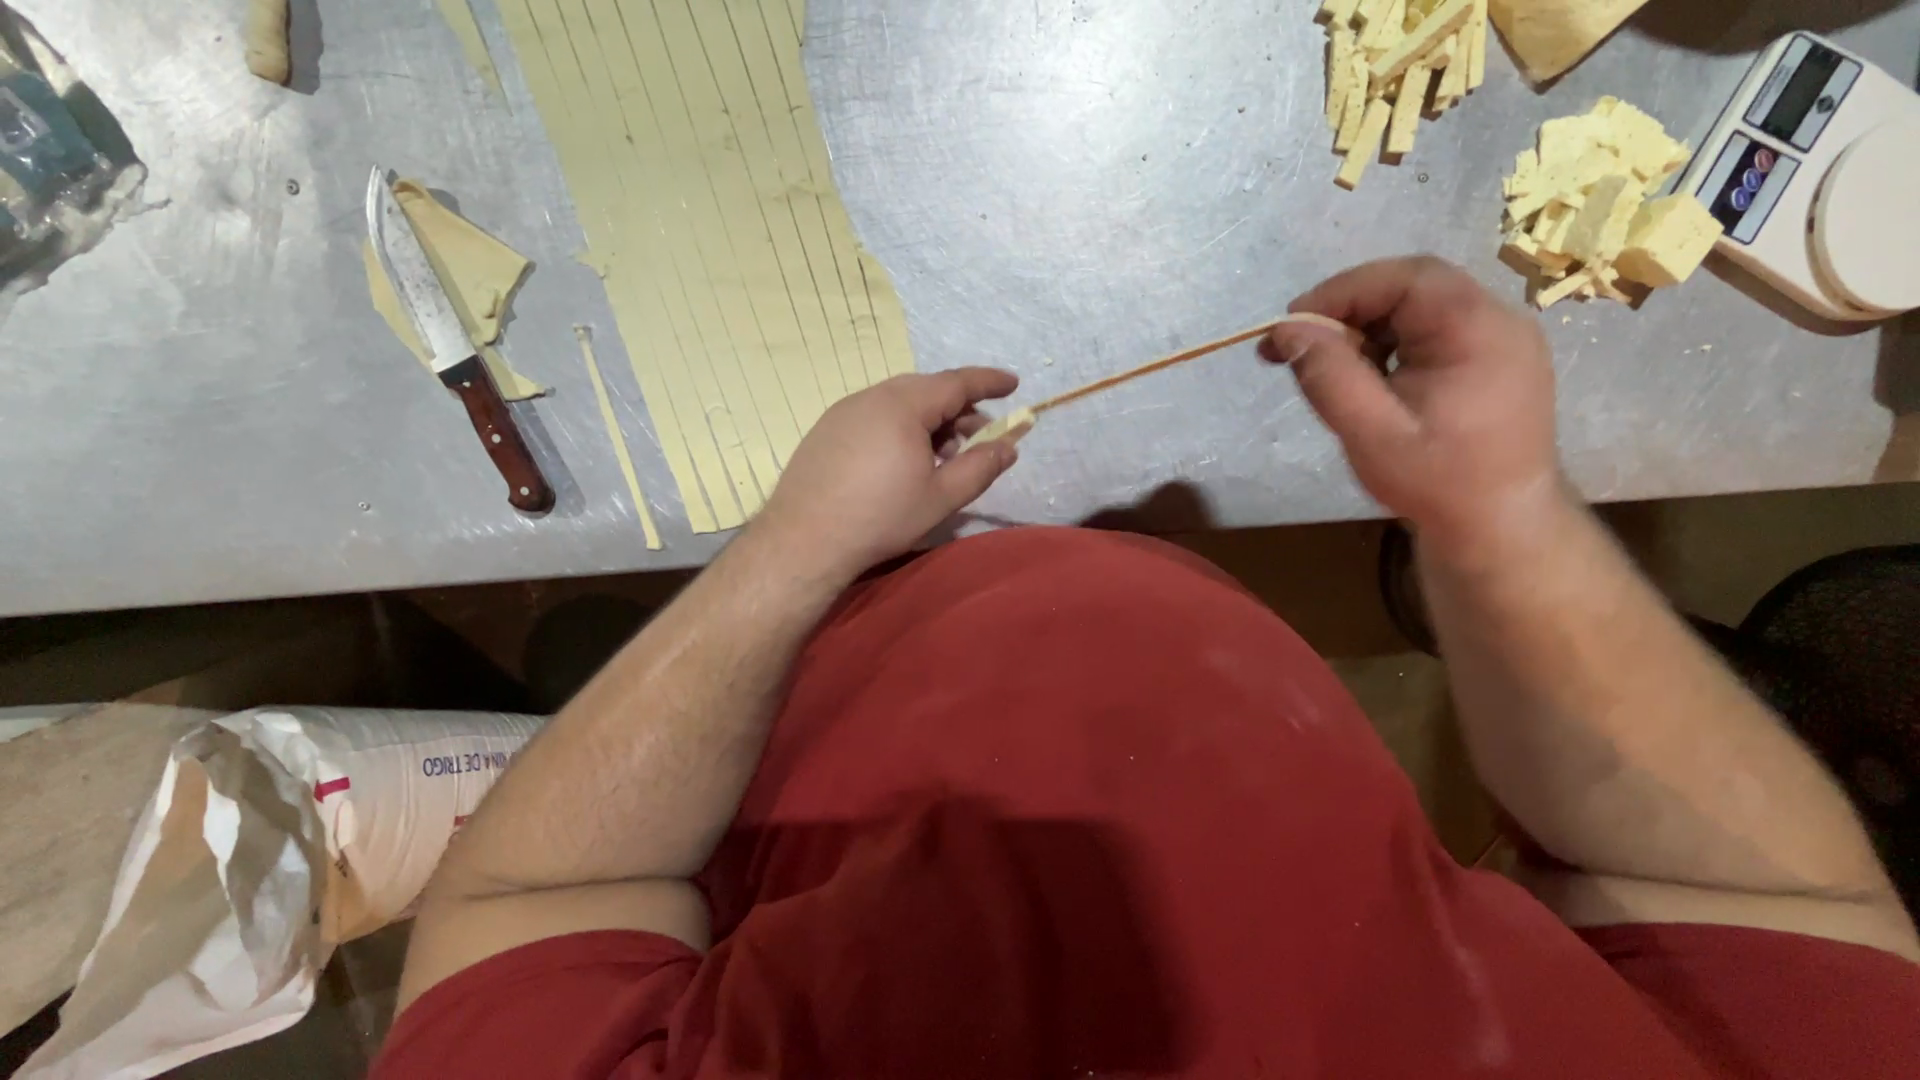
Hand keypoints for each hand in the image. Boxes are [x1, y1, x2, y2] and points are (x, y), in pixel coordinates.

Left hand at [754, 368, 1020, 581]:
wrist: (805, 540)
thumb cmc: (880, 518)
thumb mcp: (940, 497)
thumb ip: (980, 467)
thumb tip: (1009, 446)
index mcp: (903, 405)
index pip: (956, 382)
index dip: (988, 382)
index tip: (1013, 384)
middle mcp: (872, 397)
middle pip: (926, 390)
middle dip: (959, 408)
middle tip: (979, 436)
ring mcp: (844, 411)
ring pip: (898, 402)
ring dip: (929, 420)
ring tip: (943, 456)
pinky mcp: (826, 429)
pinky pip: (874, 414)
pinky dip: (900, 426)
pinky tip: (903, 460)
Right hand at [1266, 257, 1572, 565]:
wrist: (1499, 527)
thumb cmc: (1436, 483)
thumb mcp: (1371, 434)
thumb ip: (1328, 377)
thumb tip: (1285, 331)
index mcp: (1477, 331)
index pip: (1406, 278)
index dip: (1342, 291)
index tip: (1291, 325)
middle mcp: (1498, 322)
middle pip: (1413, 287)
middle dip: (1349, 309)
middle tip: (1300, 344)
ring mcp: (1500, 341)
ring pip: (1420, 309)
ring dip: (1366, 328)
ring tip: (1328, 368)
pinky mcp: (1491, 361)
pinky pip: (1432, 332)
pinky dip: (1390, 345)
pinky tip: (1366, 380)